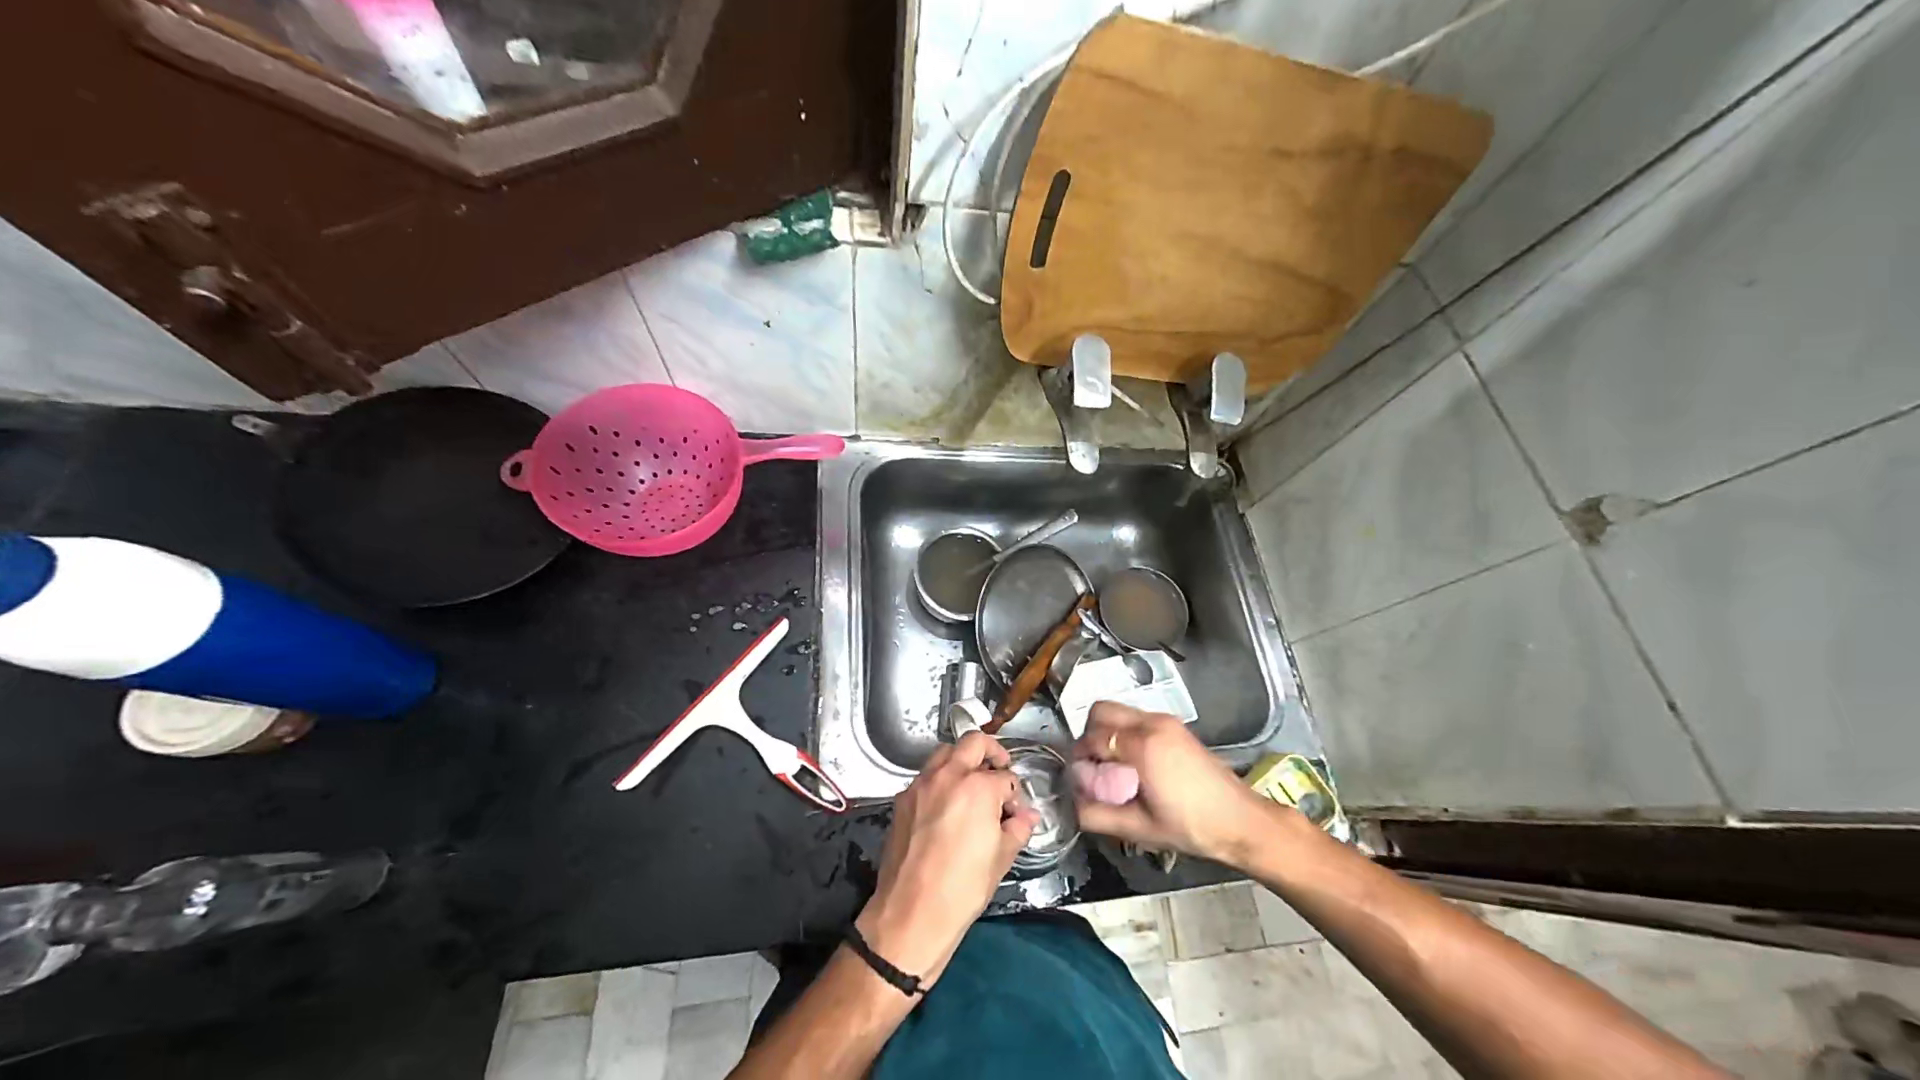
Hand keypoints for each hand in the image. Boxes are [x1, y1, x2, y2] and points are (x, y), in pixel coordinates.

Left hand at [856, 732, 1037, 986]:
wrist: (911, 912)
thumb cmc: (962, 888)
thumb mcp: (1000, 859)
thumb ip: (1017, 829)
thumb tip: (1028, 816)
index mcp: (978, 788)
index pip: (1006, 778)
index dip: (1015, 794)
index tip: (1016, 810)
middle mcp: (948, 776)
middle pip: (973, 743)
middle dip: (992, 752)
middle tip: (999, 770)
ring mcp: (921, 785)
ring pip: (945, 753)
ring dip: (962, 760)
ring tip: (972, 785)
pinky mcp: (902, 799)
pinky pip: (925, 776)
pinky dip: (940, 780)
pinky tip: (946, 806)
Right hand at [1071, 701, 1284, 868]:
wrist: (1242, 822)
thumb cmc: (1191, 827)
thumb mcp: (1139, 828)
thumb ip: (1098, 815)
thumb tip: (1072, 804)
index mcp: (1143, 745)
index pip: (1093, 738)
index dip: (1080, 757)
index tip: (1081, 778)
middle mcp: (1152, 723)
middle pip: (1101, 711)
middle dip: (1089, 734)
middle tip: (1093, 764)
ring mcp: (1166, 721)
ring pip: (1119, 712)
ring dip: (1107, 732)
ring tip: (1113, 766)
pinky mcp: (1176, 726)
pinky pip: (1137, 719)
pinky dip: (1125, 733)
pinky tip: (1134, 763)